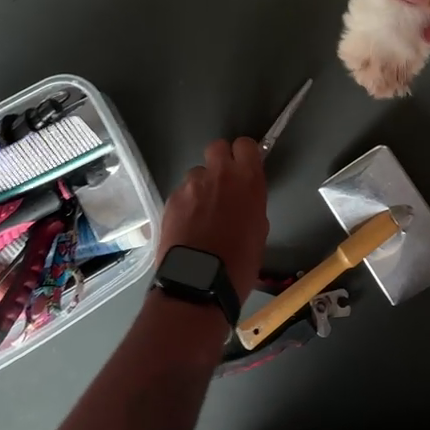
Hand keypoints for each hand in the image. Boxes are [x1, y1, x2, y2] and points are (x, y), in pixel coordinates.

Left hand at [158, 138, 268, 301]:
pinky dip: (184, 205)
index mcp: (247, 179)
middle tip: (221, 184)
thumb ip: (251, 204)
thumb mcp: (258, 230)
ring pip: (196, 173)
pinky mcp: (171, 199)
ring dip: (200, 187)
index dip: (243, 156)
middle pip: (217, 147)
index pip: (246, 145)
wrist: (199, 284)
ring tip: (199, 214)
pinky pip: (181, 193)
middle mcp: (219, 174)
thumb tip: (243, 201)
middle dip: (219, 161)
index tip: (243, 168)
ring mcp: (192, 185)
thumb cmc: (240, 262)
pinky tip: (186, 226)